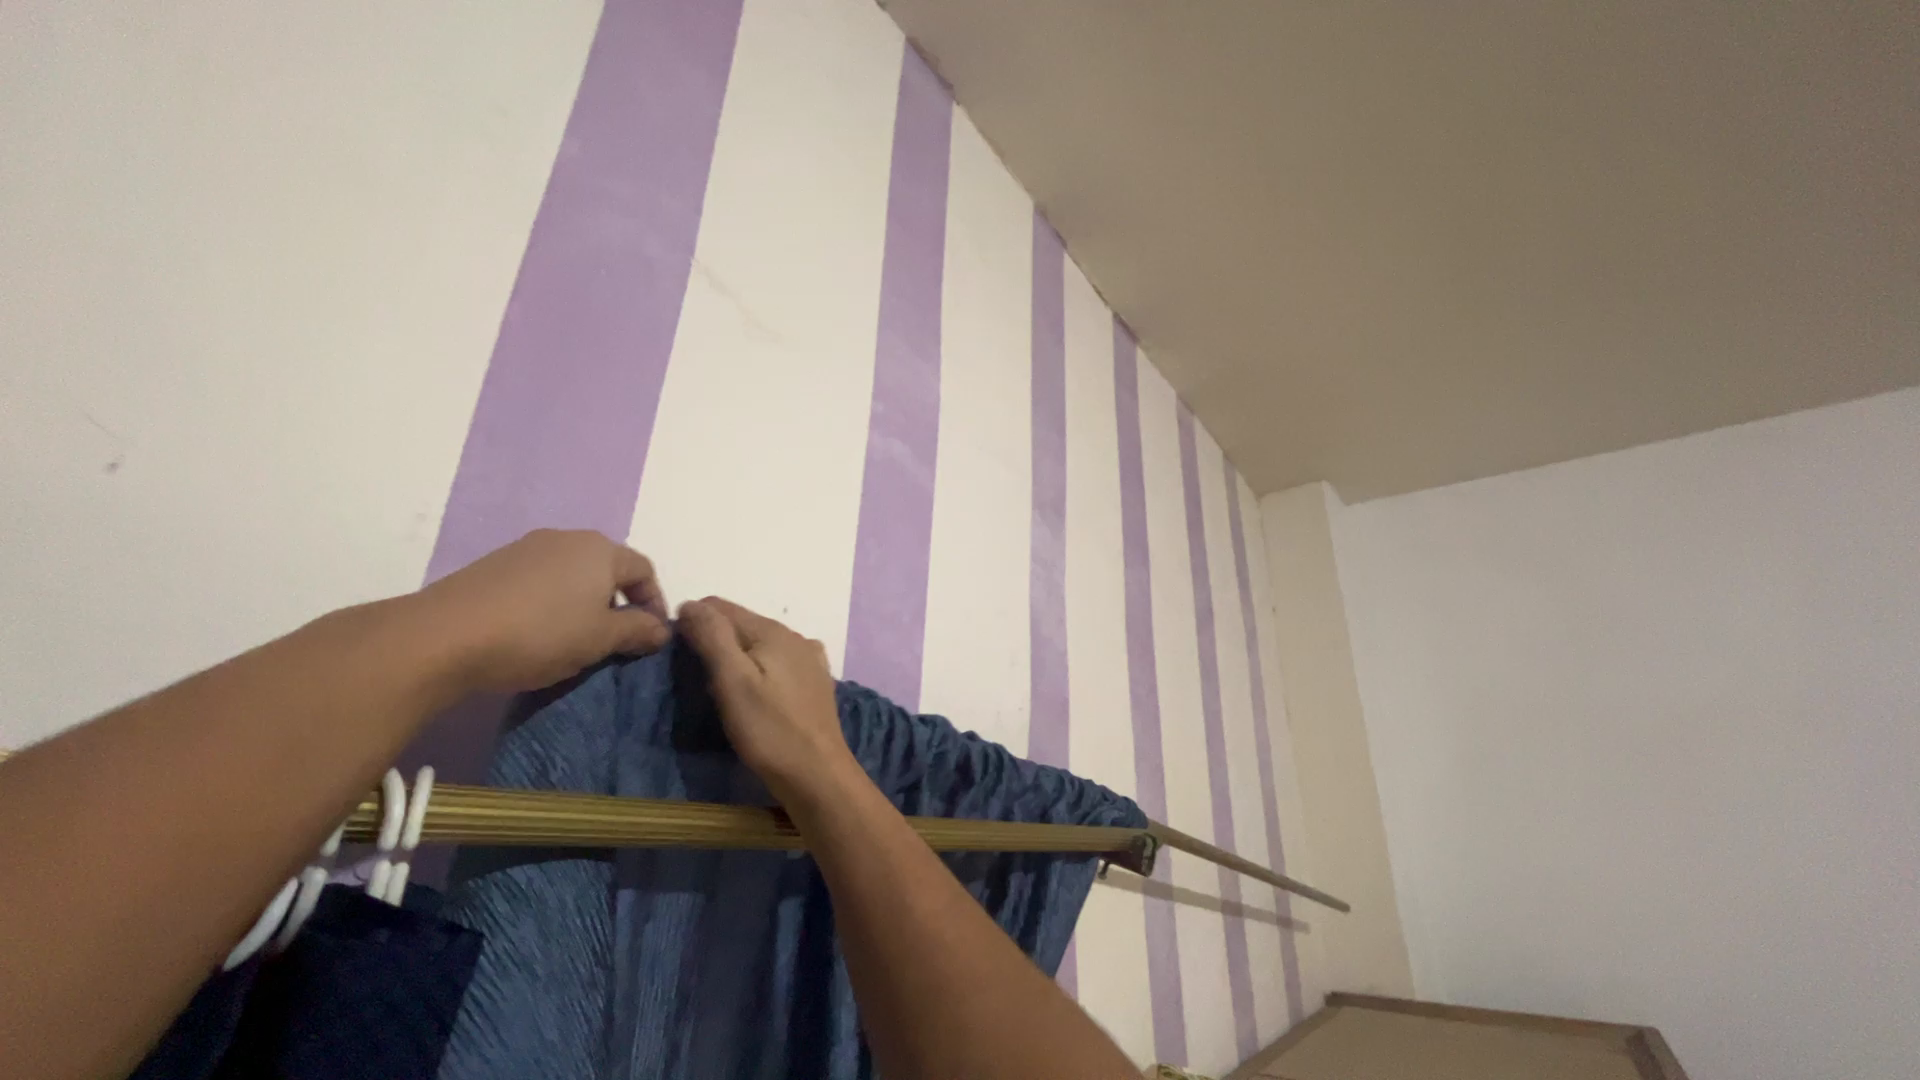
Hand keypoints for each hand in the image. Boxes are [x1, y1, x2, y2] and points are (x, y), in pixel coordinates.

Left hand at [418, 529, 668, 692]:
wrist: (445, 636)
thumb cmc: (540, 634)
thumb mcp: (601, 639)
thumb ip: (638, 630)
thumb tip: (660, 629)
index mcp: (601, 550)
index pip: (644, 570)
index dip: (654, 603)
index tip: (651, 637)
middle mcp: (567, 538)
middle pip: (608, 568)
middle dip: (618, 602)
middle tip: (616, 639)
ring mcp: (527, 548)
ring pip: (572, 574)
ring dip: (583, 603)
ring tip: (576, 639)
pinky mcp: (495, 565)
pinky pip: (540, 581)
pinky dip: (550, 602)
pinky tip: (538, 632)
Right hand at [676, 597, 856, 803]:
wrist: (817, 774)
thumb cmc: (769, 730)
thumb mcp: (732, 681)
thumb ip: (713, 637)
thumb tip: (691, 603)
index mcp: (773, 630)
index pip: (721, 607)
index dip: (693, 622)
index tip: (676, 654)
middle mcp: (795, 636)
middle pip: (742, 624)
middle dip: (714, 639)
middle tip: (697, 677)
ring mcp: (809, 659)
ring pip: (760, 644)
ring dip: (736, 656)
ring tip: (720, 689)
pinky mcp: (815, 683)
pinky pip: (778, 663)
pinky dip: (759, 670)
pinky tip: (754, 691)